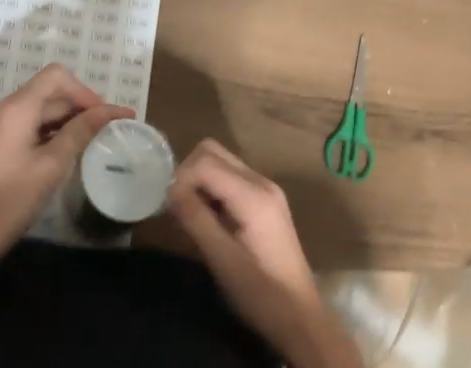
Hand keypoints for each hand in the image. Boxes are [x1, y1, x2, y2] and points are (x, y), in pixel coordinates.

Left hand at [0, 64, 133, 271]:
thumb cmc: (8, 202)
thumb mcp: (50, 167)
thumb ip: (79, 133)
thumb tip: (108, 111)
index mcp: (16, 108)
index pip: (56, 77)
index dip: (85, 92)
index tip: (106, 118)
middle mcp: (6, 109)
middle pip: (50, 93)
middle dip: (81, 107)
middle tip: (111, 131)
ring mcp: (0, 127)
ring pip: (42, 111)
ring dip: (69, 121)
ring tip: (96, 142)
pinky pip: (31, 126)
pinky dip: (53, 133)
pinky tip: (70, 152)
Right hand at [168, 140, 361, 367]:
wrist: (301, 318)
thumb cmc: (260, 293)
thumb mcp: (222, 259)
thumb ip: (195, 219)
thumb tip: (169, 189)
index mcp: (253, 195)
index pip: (205, 162)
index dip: (180, 179)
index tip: (170, 209)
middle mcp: (261, 182)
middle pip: (213, 152)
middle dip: (188, 173)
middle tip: (177, 207)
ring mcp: (267, 190)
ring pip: (221, 162)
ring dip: (200, 180)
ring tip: (190, 215)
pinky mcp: (267, 201)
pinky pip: (231, 178)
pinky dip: (212, 188)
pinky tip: (209, 218)